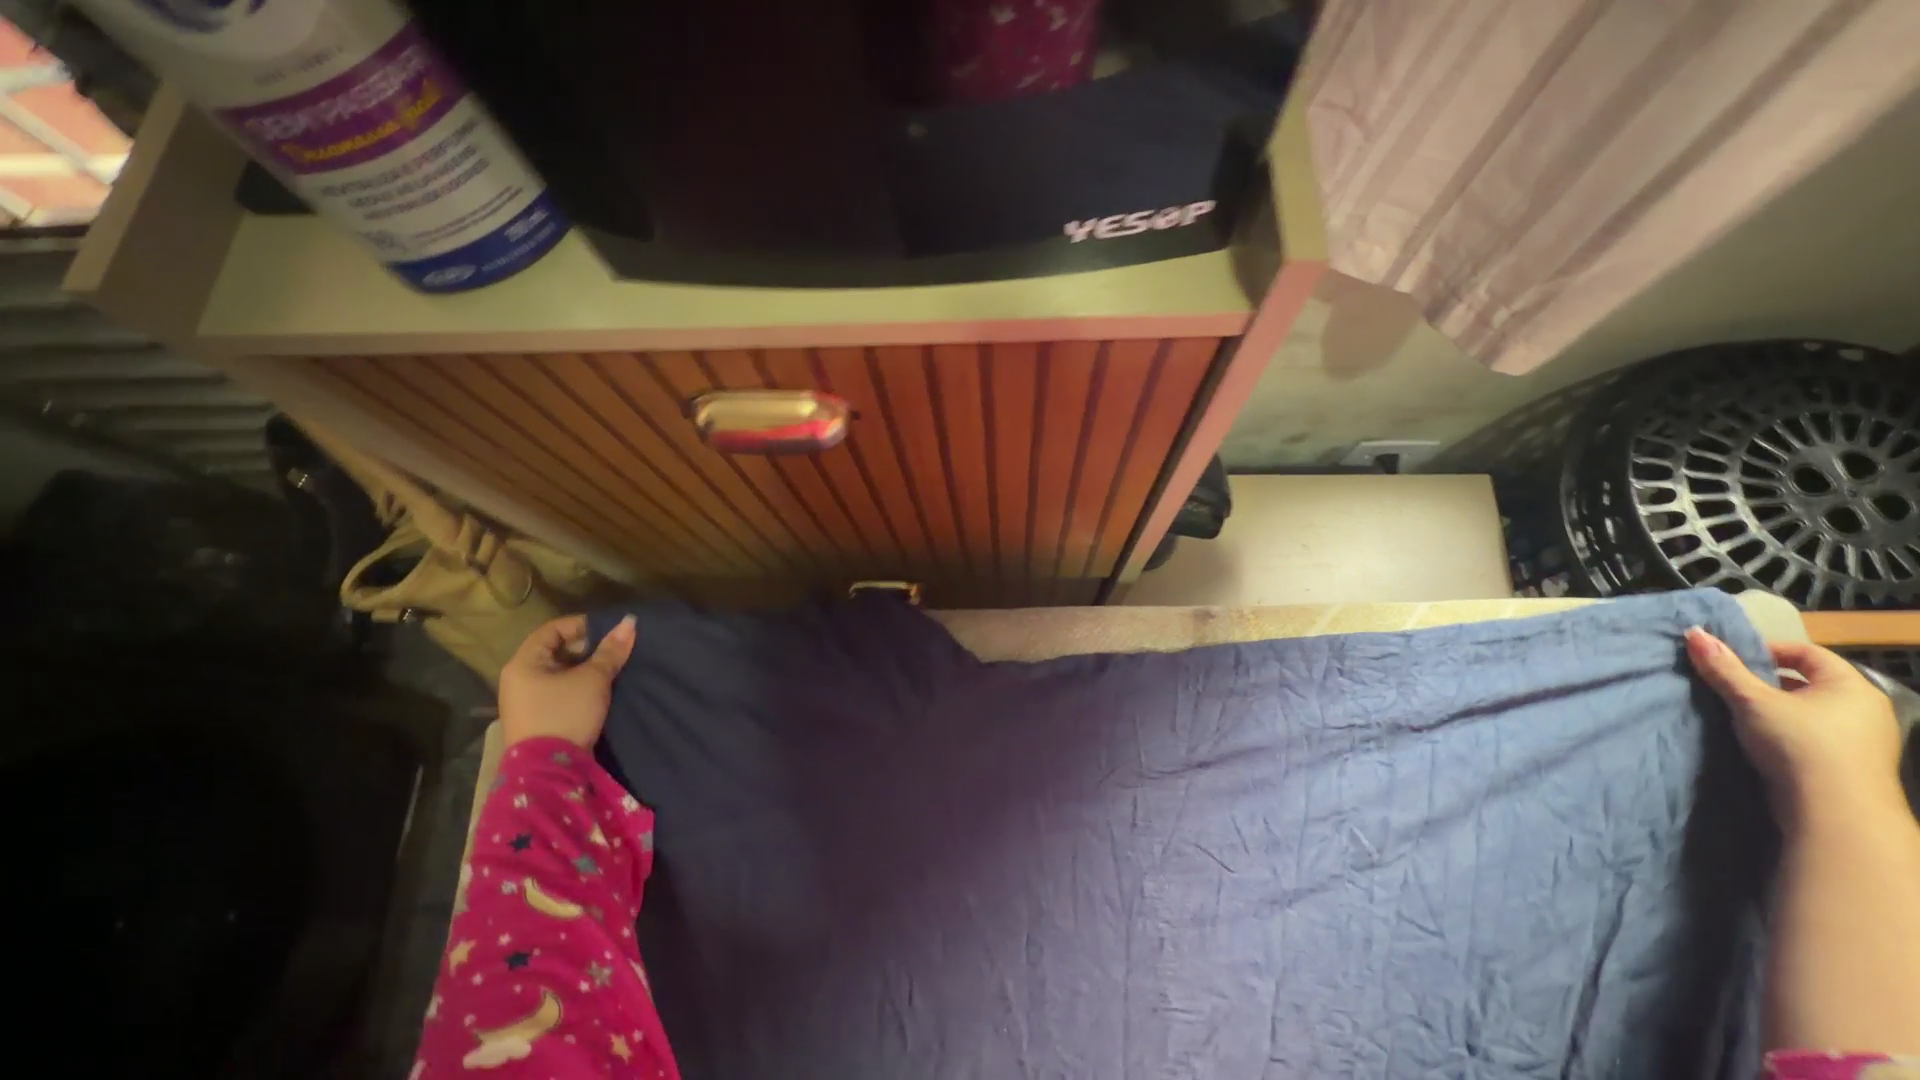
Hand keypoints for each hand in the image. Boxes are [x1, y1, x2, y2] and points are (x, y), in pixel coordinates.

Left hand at [498, 614, 636, 748]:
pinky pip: (558, 692)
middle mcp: (518, 679)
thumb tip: (630, 621)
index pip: (552, 629)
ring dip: (583, 670)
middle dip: (585, 649)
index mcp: (523, 663)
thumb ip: (611, 651)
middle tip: (612, 652)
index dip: (582, 625)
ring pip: (558, 674)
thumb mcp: (593, 679)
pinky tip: (598, 693)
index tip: (609, 632)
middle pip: (554, 651)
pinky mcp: (536, 720)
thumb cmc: (566, 714)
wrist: (549, 771)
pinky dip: (577, 688)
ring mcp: (524, 701)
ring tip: (610, 672)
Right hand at [1685, 626, 1902, 824]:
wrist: (1834, 814)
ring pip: (1810, 712)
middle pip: (1808, 683)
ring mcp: (1864, 740)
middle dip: (1768, 683)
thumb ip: (1723, 669)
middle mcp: (1866, 708)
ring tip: (1742, 717)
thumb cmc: (1798, 745)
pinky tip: (1763, 743)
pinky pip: (1815, 736)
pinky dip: (1788, 733)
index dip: (1767, 651)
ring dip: (1777, 710)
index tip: (1731, 662)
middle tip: (1731, 689)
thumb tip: (1694, 632)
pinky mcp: (1852, 766)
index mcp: (1851, 686)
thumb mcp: (1752, 701)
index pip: (1808, 653)